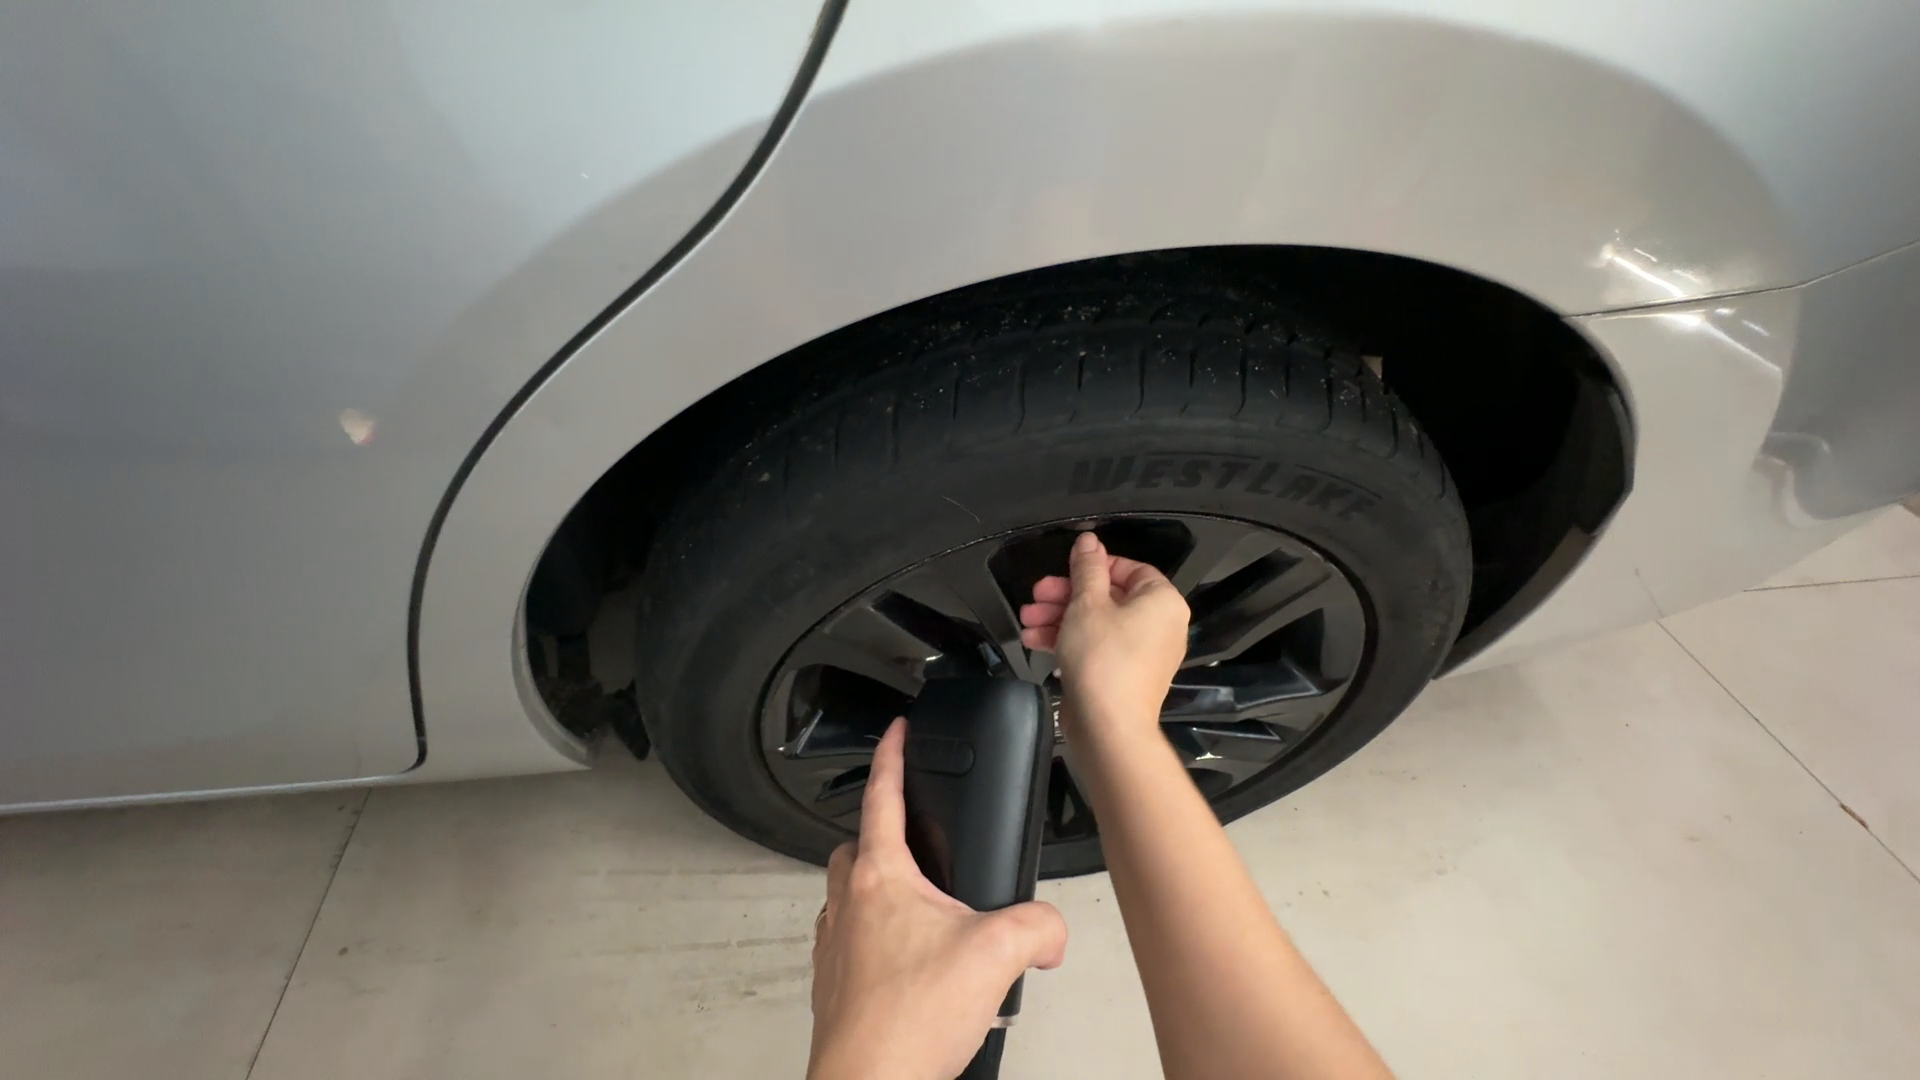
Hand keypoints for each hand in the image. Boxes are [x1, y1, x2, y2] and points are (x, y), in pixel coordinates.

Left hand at [808, 719, 1067, 1079]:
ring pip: (843, 891)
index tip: (895, 731)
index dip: (890, 754)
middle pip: (853, 843)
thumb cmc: (907, 1020)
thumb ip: (1037, 928)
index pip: (881, 795)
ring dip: (872, 886)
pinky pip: (844, 938)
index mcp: (881, 877)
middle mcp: (848, 902)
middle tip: (911, 838)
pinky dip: (868, 934)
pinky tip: (906, 960)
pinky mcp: (832, 983)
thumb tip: (1050, 931)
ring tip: (917, 906)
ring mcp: (834, 943)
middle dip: (878, 830)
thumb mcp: (995, 956)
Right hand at [1019, 531, 1189, 749]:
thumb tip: (1089, 540)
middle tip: (1037, 595)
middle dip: (1066, 595)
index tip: (1066, 569)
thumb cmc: (1103, 659)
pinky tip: (1036, 641)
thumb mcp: (1087, 603)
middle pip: (1108, 596)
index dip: (1094, 566)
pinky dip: (1069, 640)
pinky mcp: (1123, 675)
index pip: (1130, 569)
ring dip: (1059, 617)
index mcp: (1162, 602)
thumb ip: (1086, 568)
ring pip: (1097, 623)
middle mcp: (1159, 626)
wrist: (1107, 727)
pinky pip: (1096, 647)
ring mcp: (1142, 654)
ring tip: (1028, 619)